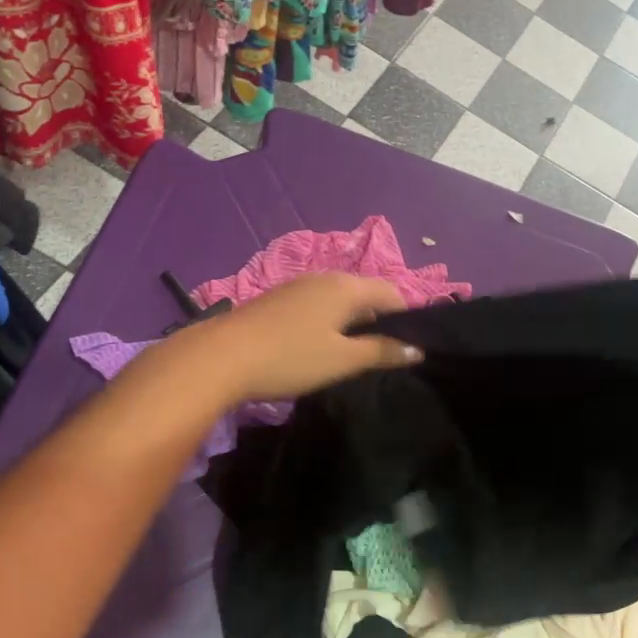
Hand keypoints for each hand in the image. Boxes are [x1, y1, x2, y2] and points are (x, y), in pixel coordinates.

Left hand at [173, 273, 421, 402]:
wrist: (220, 357)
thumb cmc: (290, 358)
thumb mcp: (343, 360)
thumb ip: (382, 352)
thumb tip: (417, 349)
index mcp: (347, 286)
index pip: (393, 293)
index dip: (408, 318)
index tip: (411, 347)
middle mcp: (325, 277)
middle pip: (365, 294)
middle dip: (380, 321)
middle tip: (385, 356)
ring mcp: (298, 286)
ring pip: (340, 300)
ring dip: (352, 323)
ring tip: (354, 355)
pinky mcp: (278, 300)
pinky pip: (318, 305)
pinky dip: (329, 322)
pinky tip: (320, 348)